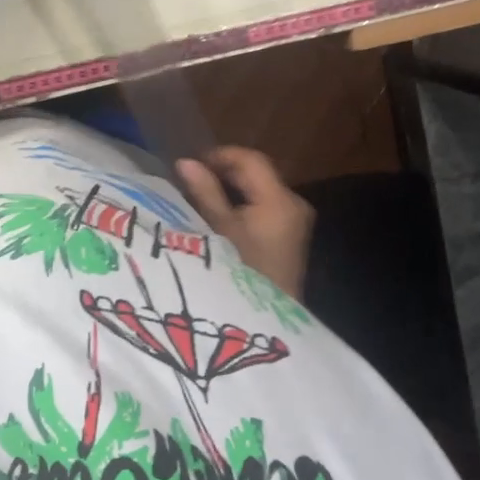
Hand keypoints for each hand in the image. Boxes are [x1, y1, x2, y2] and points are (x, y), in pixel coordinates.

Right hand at [176, 147, 316, 299]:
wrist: (266, 324)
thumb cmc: (241, 272)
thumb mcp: (217, 230)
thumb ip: (203, 192)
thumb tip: (185, 162)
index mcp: (280, 200)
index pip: (251, 160)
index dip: (219, 155)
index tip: (188, 164)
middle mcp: (294, 206)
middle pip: (256, 174)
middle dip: (222, 172)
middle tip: (187, 180)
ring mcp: (293, 224)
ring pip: (258, 191)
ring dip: (229, 189)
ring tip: (196, 196)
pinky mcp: (288, 239)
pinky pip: (262, 208)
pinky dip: (239, 205)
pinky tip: (216, 216)